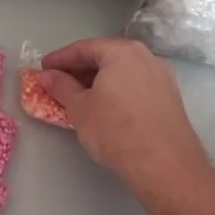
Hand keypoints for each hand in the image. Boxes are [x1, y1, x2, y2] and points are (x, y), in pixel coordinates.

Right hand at [39, 38, 212, 200]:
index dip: (60, 59)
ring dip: (99, 81)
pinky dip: (118, 91)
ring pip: (123, 72)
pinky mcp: (171, 99)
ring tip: (80, 97)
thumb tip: (47, 76)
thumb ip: (61, 87)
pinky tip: (106, 108)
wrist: (165, 167)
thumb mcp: (79, 108)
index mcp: (122, 52)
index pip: (84, 48)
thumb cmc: (116, 131)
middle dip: (80, 69)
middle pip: (106, 57)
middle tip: (58, 83)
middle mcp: (146, 57)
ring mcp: (163, 78)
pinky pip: (136, 86)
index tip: (43, 69)